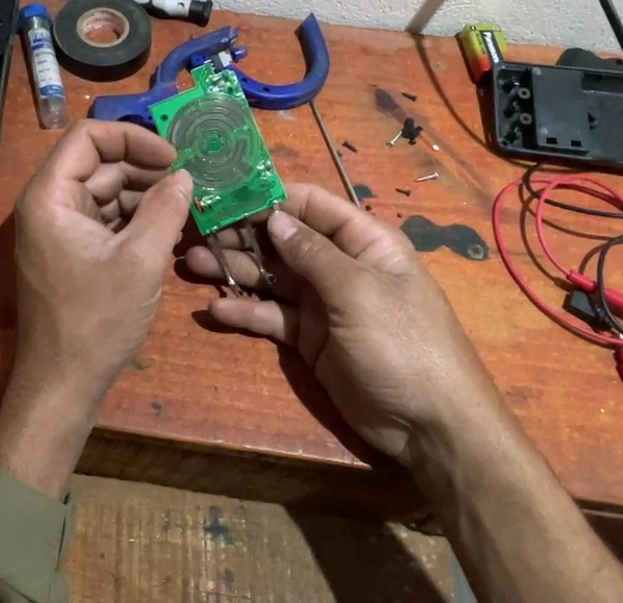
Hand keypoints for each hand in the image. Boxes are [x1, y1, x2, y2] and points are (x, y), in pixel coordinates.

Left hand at [0, 121, 193, 495]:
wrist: (63, 385)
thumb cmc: (96, 321)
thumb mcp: (140, 261)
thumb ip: (165, 209)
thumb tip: (185, 176)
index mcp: (50, 196)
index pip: (89, 137)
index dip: (133, 138)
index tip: (173, 157)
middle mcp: (50, 204)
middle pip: (100, 164)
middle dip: (146, 169)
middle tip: (192, 180)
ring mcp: (61, 228)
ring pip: (108, 191)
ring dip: (147, 194)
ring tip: (190, 204)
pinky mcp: (75, 250)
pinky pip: (108, 218)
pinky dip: (138, 218)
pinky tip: (173, 226)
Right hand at [185, 183, 494, 465]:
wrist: (431, 425)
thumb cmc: (403, 343)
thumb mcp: (359, 291)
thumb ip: (312, 253)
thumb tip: (275, 216)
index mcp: (363, 241)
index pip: (311, 204)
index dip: (270, 197)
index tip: (227, 195)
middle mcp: (340, 265)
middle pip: (283, 239)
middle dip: (242, 234)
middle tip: (197, 233)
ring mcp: (323, 303)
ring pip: (272, 277)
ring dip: (235, 269)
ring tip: (191, 265)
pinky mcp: (310, 339)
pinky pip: (272, 316)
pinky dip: (245, 311)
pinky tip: (215, 308)